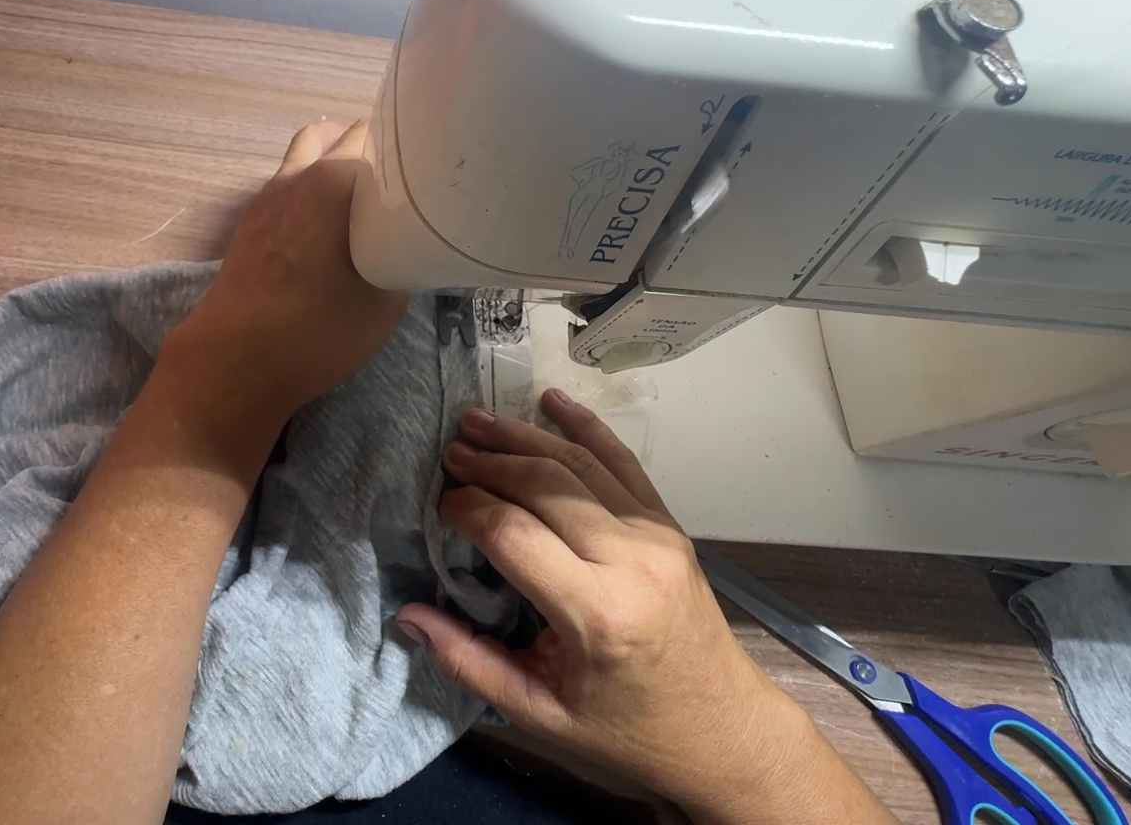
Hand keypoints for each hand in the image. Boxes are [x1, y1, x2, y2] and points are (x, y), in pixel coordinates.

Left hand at [164, 119, 409, 425]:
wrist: (237, 360)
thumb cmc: (317, 332)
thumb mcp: (387, 303)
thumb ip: (402, 259)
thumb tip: (402, 244)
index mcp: (339, 183)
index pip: (384, 138)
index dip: (413, 152)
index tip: (432, 174)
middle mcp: (302, 173)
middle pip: (346, 135)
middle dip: (378, 148)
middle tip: (407, 182)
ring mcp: (271, 192)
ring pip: (311, 148)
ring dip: (338, 154)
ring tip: (366, 188)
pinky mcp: (252, 217)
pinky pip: (291, 176)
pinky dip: (313, 177)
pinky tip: (329, 215)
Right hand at [397, 390, 892, 823]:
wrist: (723, 730)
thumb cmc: (625, 728)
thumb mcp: (539, 714)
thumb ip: (467, 661)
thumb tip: (406, 615)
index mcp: (595, 614)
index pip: (513, 533)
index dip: (468, 509)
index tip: (440, 503)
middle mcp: (631, 561)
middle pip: (545, 485)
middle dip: (490, 462)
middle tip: (450, 452)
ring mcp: (656, 535)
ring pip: (579, 463)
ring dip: (523, 436)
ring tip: (476, 420)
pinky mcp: (669, 524)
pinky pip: (623, 461)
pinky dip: (585, 425)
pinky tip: (552, 400)